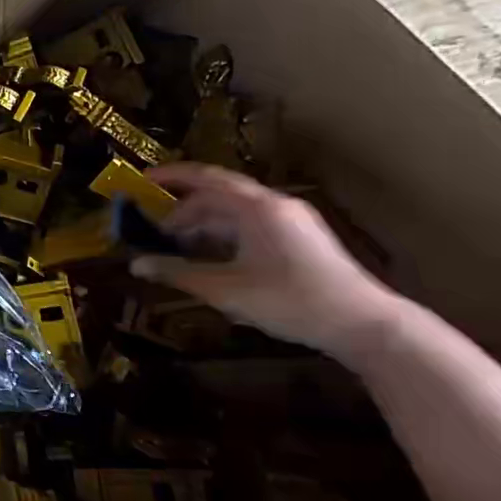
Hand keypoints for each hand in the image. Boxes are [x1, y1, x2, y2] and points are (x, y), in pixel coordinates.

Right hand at [132, 164, 402, 356]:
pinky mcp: (298, 238)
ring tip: (176, 248)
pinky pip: (250, 225)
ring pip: (234, 212)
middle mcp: (273, 205)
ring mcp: (289, 220)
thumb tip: (137, 264)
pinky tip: (210, 258)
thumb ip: (178, 273)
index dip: (170, 176)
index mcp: (256, 207)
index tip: (141, 181)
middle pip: (217, 195)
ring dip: (202, 225)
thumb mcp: (226, 289)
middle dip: (182, 210)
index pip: (204, 178)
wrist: (364, 324)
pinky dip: (223, 235)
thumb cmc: (290, 300)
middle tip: (153, 231)